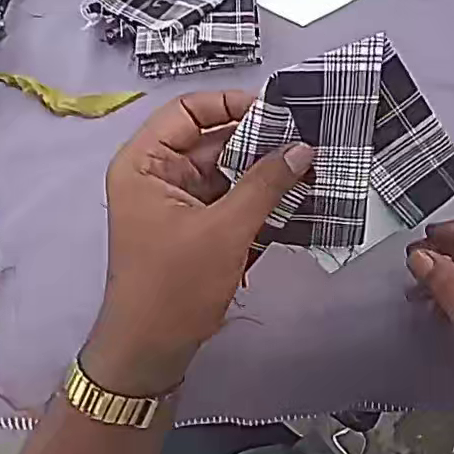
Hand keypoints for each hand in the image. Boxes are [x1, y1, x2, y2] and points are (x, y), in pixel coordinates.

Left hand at [80, 92, 312, 396]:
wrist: (153, 349)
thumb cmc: (176, 284)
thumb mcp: (225, 230)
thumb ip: (265, 184)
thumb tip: (303, 148)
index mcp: (146, 163)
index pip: (188, 111)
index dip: (230, 105)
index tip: (277, 112)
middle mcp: (159, 175)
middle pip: (212, 140)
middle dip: (257, 142)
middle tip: (305, 139)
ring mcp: (178, 202)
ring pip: (226, 171)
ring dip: (263, 171)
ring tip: (308, 165)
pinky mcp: (197, 227)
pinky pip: (231, 199)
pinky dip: (258, 198)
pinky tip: (294, 196)